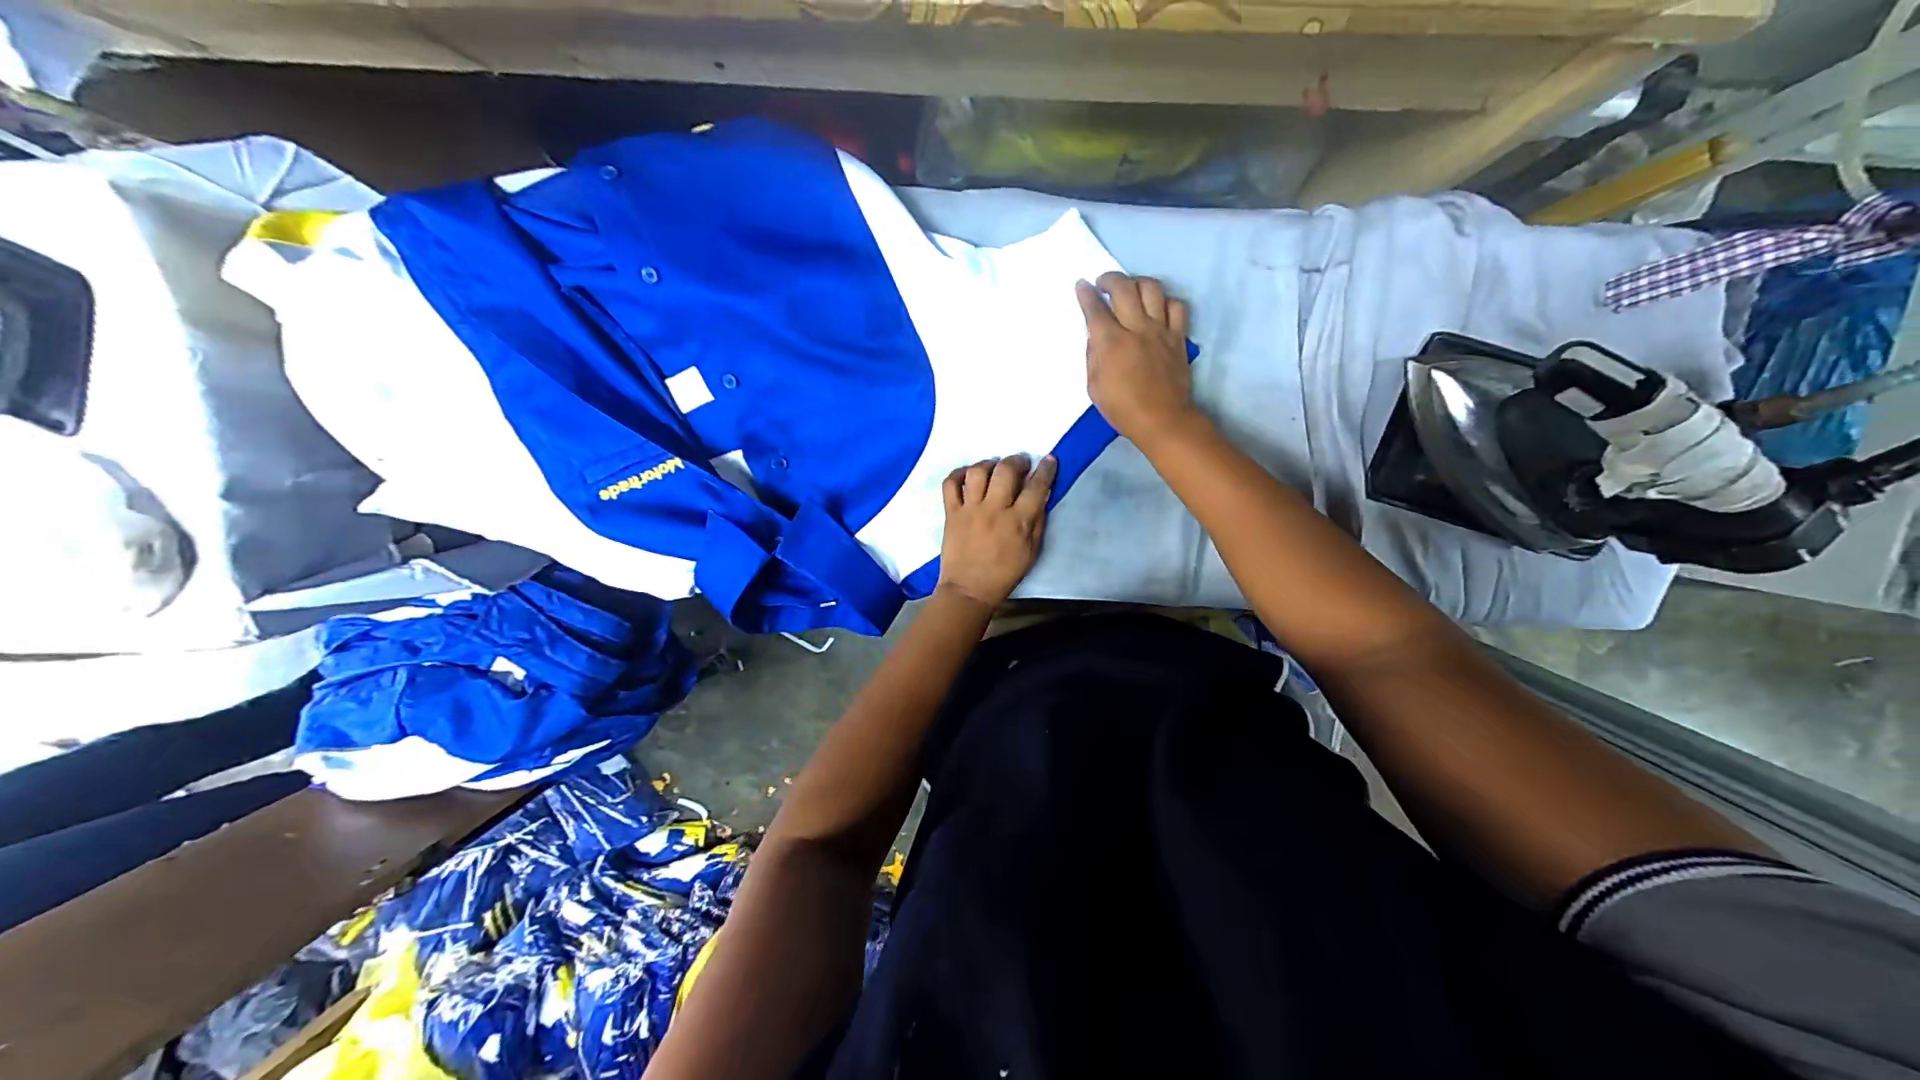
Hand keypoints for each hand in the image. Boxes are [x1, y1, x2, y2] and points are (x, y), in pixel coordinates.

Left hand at [937, 454, 1055, 609]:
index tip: (1049, 459)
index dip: (1045, 469)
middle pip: (1006, 471)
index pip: (1036, 486)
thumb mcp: (1032, 551)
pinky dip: (958, 474)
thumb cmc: (1005, 573)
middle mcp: (994, 509)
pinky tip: (967, 475)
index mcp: (1018, 521)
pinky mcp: (951, 513)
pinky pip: (950, 484)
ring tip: (994, 467)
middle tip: (1020, 463)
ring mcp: (970, 509)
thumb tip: (1043, 495)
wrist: (969, 589)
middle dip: (1017, 460)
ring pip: (977, 472)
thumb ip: (1038, 521)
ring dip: (989, 463)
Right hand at [1076, 272, 1196, 445]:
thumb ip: (1093, 355)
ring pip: (1152, 289)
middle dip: (1110, 279)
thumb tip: (1096, 334)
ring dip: (1137, 282)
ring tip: (1130, 289)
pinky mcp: (1178, 337)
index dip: (1085, 293)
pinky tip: (1156, 307)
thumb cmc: (1122, 408)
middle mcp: (1136, 329)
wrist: (1162, 420)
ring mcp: (1160, 330)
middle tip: (1103, 283)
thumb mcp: (1094, 386)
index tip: (1081, 285)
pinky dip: (1165, 301)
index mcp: (1111, 343)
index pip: (1095, 308)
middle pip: (1124, 288)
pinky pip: (1176, 306)